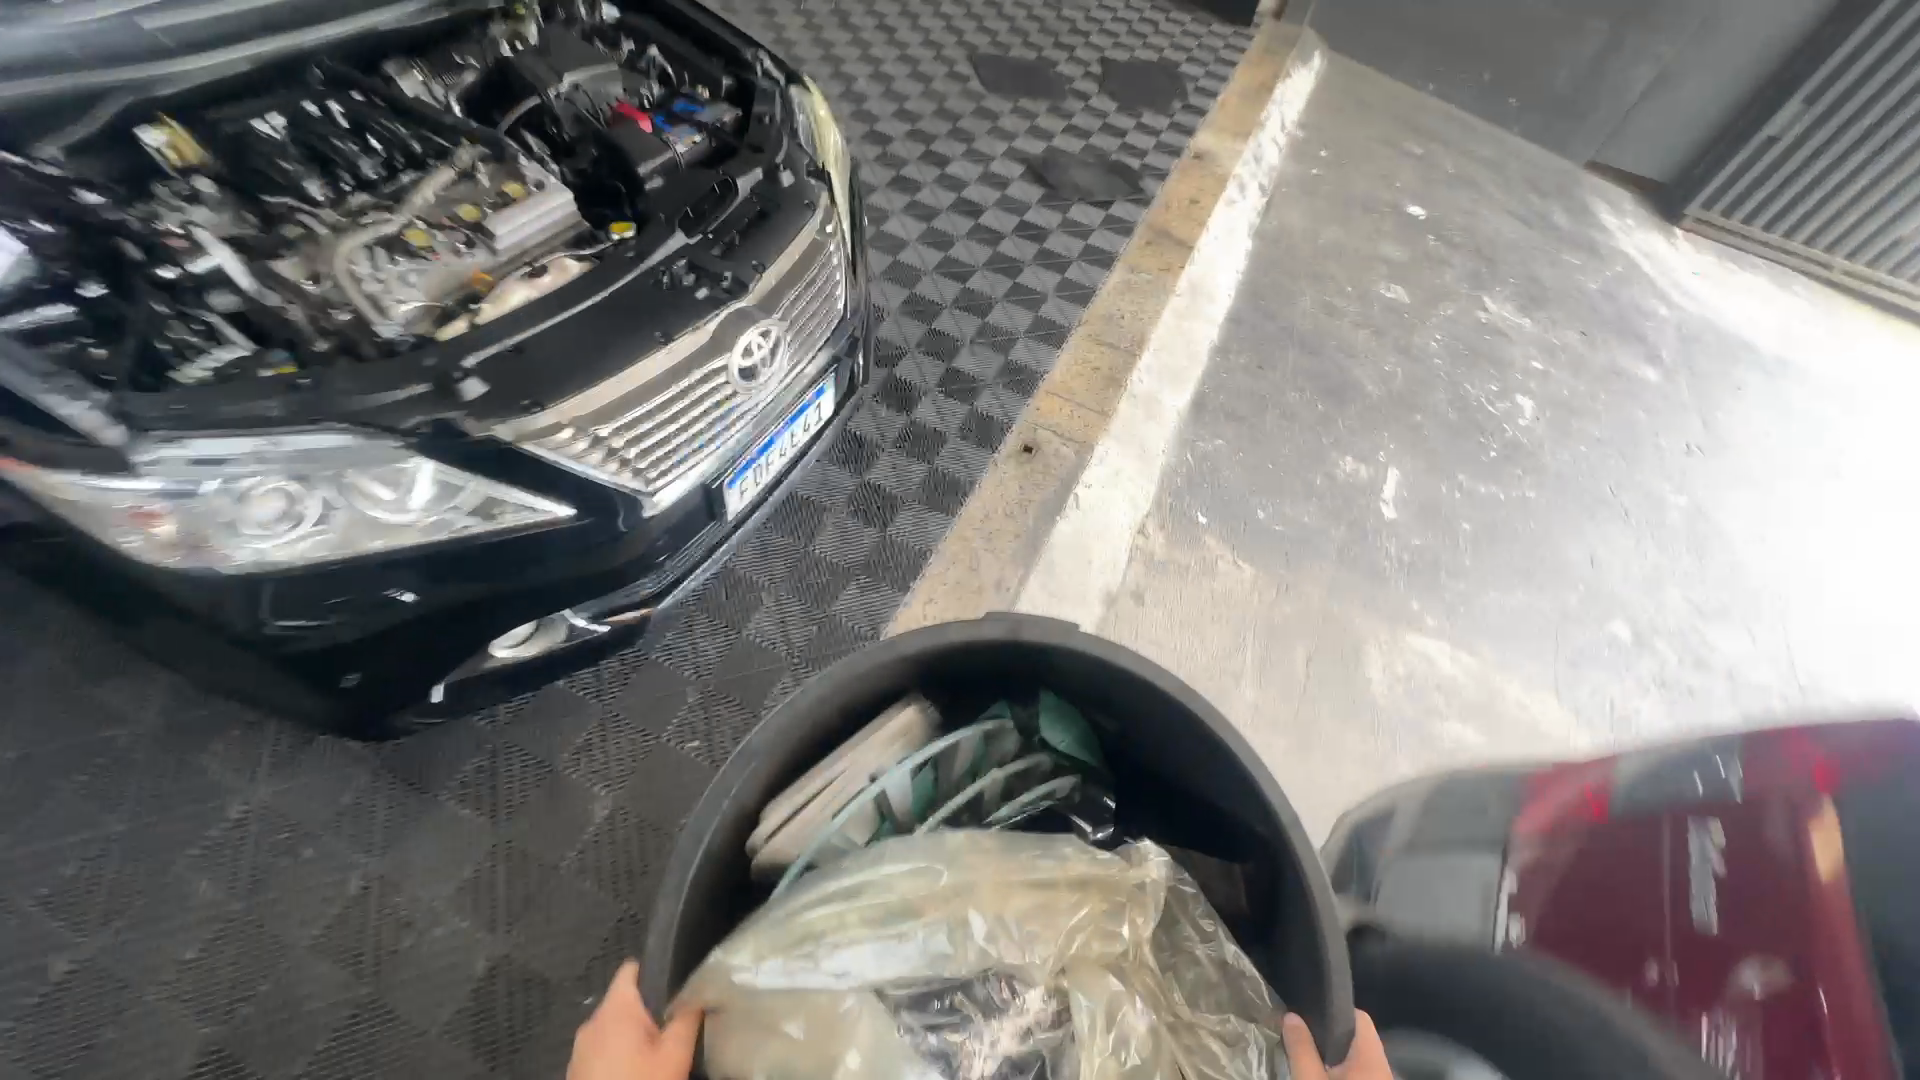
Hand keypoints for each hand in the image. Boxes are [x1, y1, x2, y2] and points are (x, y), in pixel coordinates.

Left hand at [568, 960, 703, 1079]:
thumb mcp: (675, 1053)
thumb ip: (687, 1016)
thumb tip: (698, 991)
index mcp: (615, 1008)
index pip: (632, 968)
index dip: (655, 969)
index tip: (675, 984)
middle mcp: (592, 1022)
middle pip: (624, 1000)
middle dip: (647, 1009)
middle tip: (671, 1025)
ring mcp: (579, 1049)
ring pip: (612, 1027)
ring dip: (631, 1034)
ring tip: (655, 1051)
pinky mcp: (575, 1072)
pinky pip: (600, 1049)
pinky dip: (616, 1053)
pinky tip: (634, 1071)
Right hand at [1282, 1010, 1392, 1079]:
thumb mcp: (1310, 1078)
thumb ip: (1301, 1048)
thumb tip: (1291, 1016)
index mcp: (1370, 1057)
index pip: (1360, 1017)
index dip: (1336, 1009)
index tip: (1312, 1012)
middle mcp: (1383, 1068)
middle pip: (1359, 1038)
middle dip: (1333, 1034)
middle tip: (1307, 1037)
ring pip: (1360, 1059)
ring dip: (1338, 1056)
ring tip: (1312, 1057)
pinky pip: (1363, 1074)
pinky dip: (1346, 1072)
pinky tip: (1325, 1076)